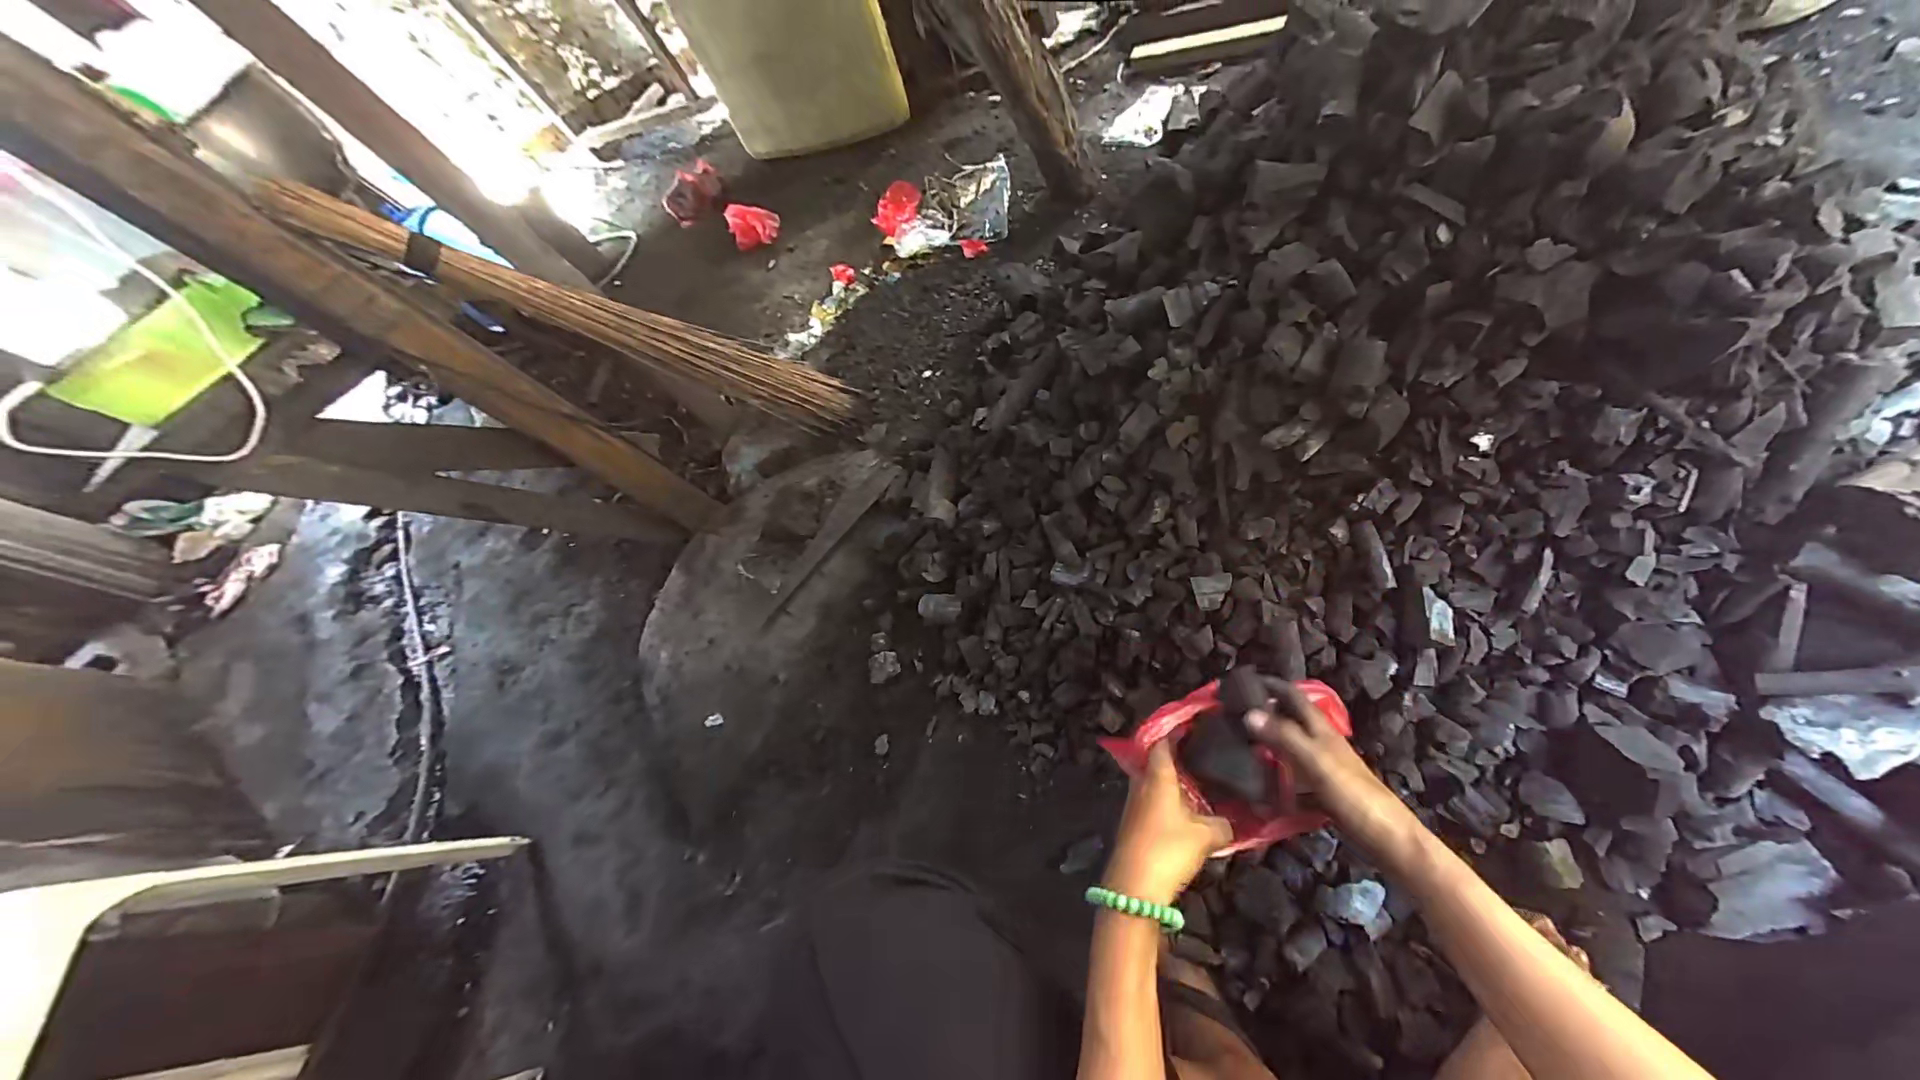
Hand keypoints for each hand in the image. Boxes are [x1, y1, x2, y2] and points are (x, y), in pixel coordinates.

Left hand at [1103, 742, 1232, 906]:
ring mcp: (1134, 802)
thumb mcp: (1206, 836)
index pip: (1163, 742)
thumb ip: (1223, 823)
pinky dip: (1168, 799)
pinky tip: (1186, 810)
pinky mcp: (1133, 821)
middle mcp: (1141, 782)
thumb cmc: (1168, 849)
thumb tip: (1231, 820)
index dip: (1177, 731)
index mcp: (1157, 775)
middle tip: (1204, 756)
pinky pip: (1152, 800)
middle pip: (1157, 760)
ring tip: (1201, 783)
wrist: (1134, 885)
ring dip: (1173, 781)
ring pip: (1155, 781)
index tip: (1196, 726)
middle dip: (1178, 757)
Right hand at [1243, 684, 1419, 862]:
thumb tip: (1248, 712)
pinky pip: (1291, 778)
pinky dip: (1275, 778)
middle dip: (1263, 715)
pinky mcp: (1321, 791)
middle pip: (1288, 721)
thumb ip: (1284, 736)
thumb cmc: (1354, 795)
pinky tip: (1259, 786)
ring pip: (1288, 749)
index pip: (1293, 696)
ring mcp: (1322, 768)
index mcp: (1321, 730)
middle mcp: (1321, 744)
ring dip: (1266, 746)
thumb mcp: (1316, 761)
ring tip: (1236, 747)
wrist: (1388, 839)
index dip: (1271, 685)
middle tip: (1230, 716)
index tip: (1239, 683)